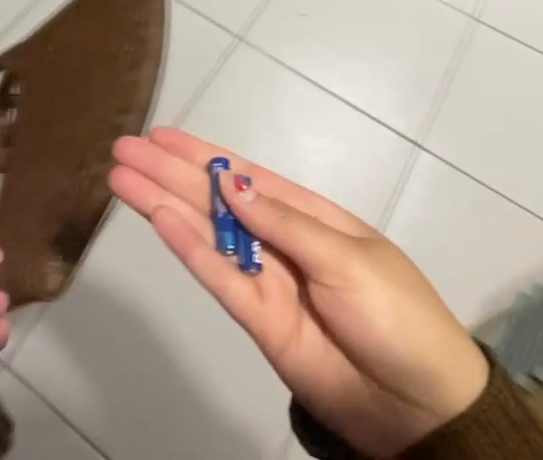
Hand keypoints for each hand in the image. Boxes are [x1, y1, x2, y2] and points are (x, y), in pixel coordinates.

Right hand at [109, 128, 488, 456]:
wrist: (420, 406)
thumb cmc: (397, 315)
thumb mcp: (347, 257)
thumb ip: (282, 222)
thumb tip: (230, 181)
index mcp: (309, 217)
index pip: (246, 176)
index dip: (202, 155)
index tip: (160, 136)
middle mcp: (278, 242)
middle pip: (214, 200)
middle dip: (169, 173)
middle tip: (122, 151)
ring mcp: (264, 280)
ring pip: (204, 233)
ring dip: (164, 205)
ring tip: (122, 179)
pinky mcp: (255, 321)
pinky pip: (216, 277)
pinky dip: (187, 249)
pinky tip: (157, 219)